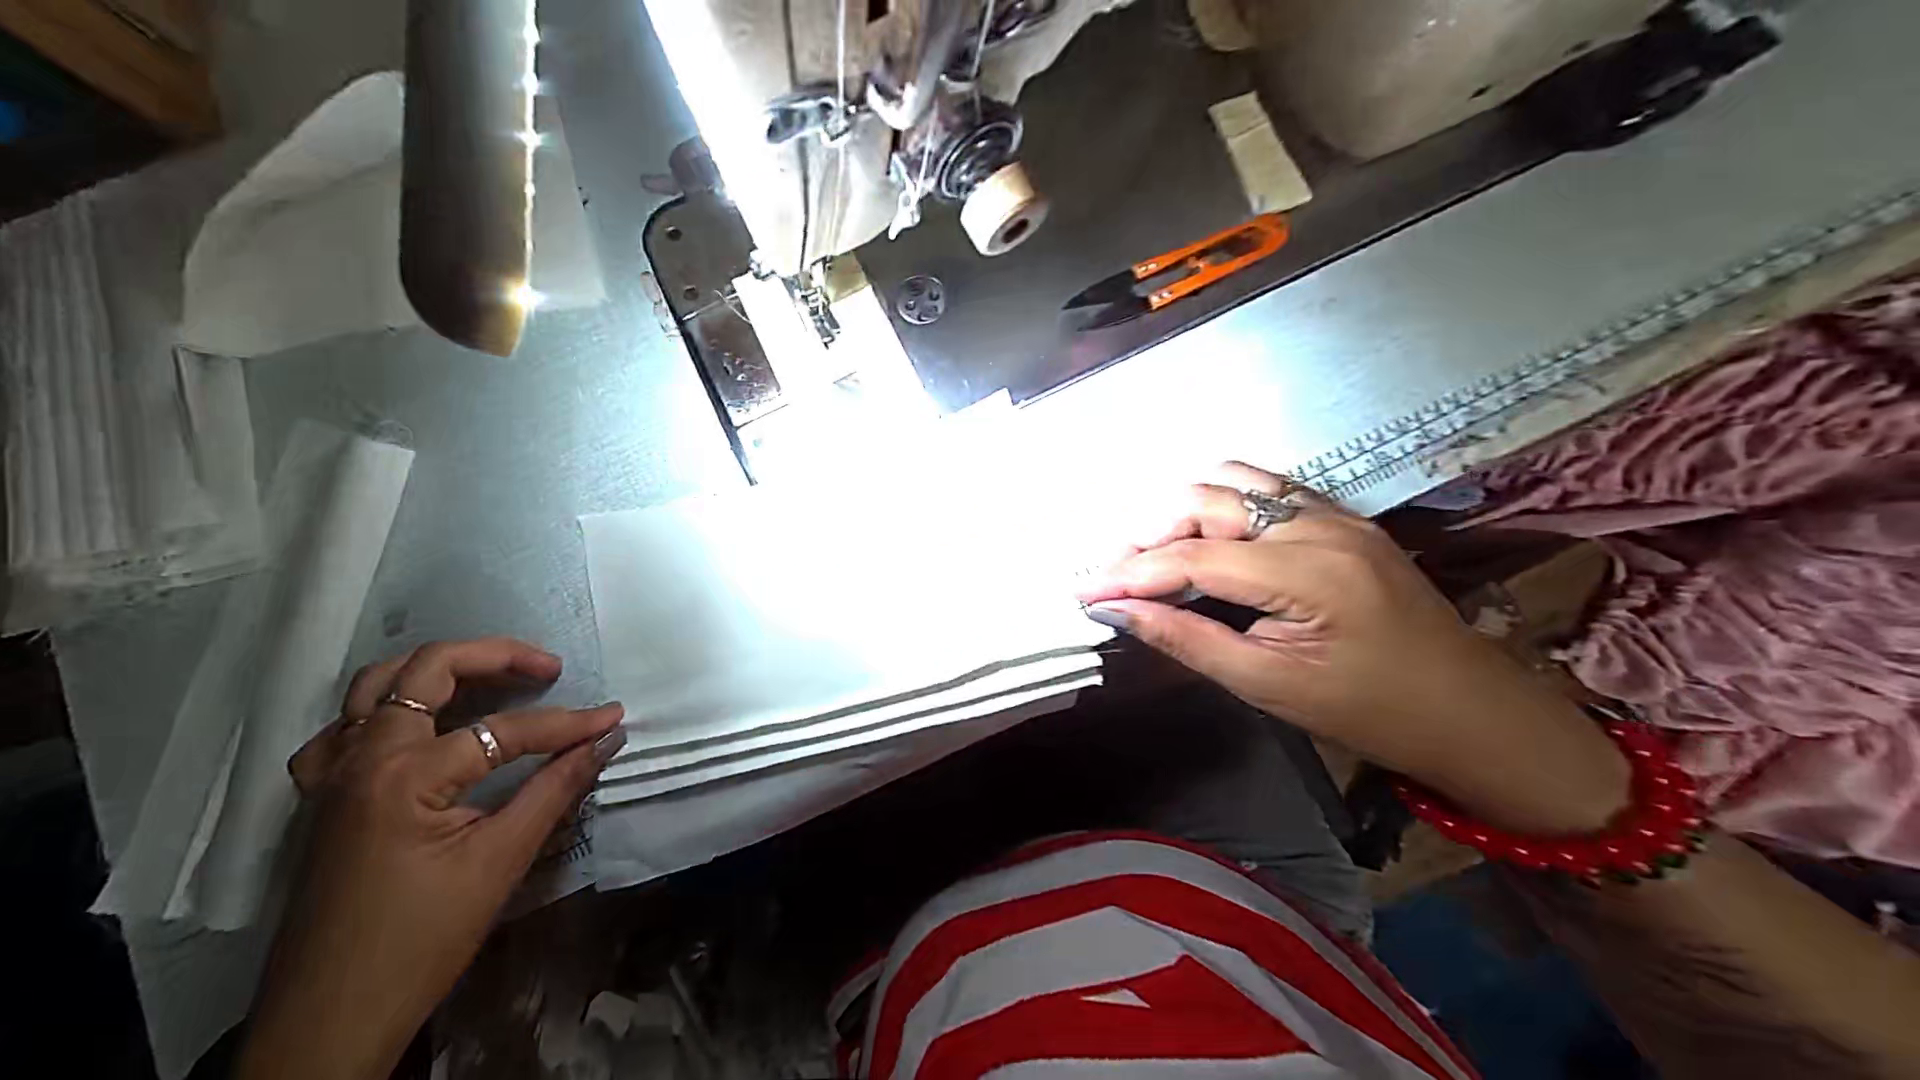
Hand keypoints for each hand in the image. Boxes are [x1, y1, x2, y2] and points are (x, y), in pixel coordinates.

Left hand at [237, 638, 626, 1079]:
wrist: (329, 1018)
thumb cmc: (423, 940)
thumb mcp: (502, 860)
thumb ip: (556, 788)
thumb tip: (605, 739)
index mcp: (406, 776)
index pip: (506, 729)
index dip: (568, 722)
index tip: (613, 717)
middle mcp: (362, 759)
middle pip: (427, 670)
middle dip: (496, 657)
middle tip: (548, 668)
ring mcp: (332, 775)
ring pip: (376, 686)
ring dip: (438, 671)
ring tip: (491, 678)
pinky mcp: (323, 796)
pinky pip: (345, 728)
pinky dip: (387, 709)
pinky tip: (419, 725)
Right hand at [1077, 463, 1628, 836]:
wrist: (1470, 711)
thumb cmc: (1368, 712)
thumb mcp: (1267, 685)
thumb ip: (1185, 639)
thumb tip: (1118, 612)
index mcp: (1308, 572)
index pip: (1195, 557)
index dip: (1132, 574)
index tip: (1088, 593)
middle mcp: (1320, 524)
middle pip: (1206, 502)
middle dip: (1150, 538)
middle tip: (1120, 581)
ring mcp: (1336, 513)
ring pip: (1232, 482)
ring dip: (1183, 515)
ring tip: (1159, 559)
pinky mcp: (1342, 517)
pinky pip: (1265, 490)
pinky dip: (1221, 508)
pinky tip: (1208, 542)